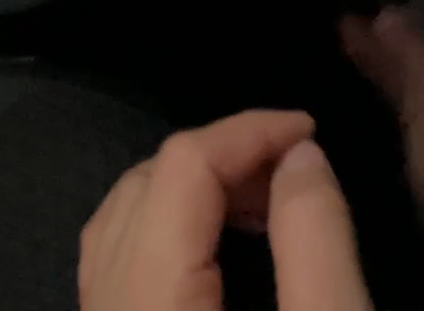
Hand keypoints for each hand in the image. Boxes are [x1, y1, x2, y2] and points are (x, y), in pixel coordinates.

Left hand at [79, 110, 373, 310]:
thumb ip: (316, 241)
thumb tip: (300, 153)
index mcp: (149, 298)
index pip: (181, 167)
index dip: (249, 130)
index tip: (309, 130)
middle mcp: (107, 305)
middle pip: (145, 184)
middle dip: (223, 155)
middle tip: (292, 166)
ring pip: (124, 220)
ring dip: (195, 187)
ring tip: (263, 198)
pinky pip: (121, 260)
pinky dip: (172, 224)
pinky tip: (220, 247)